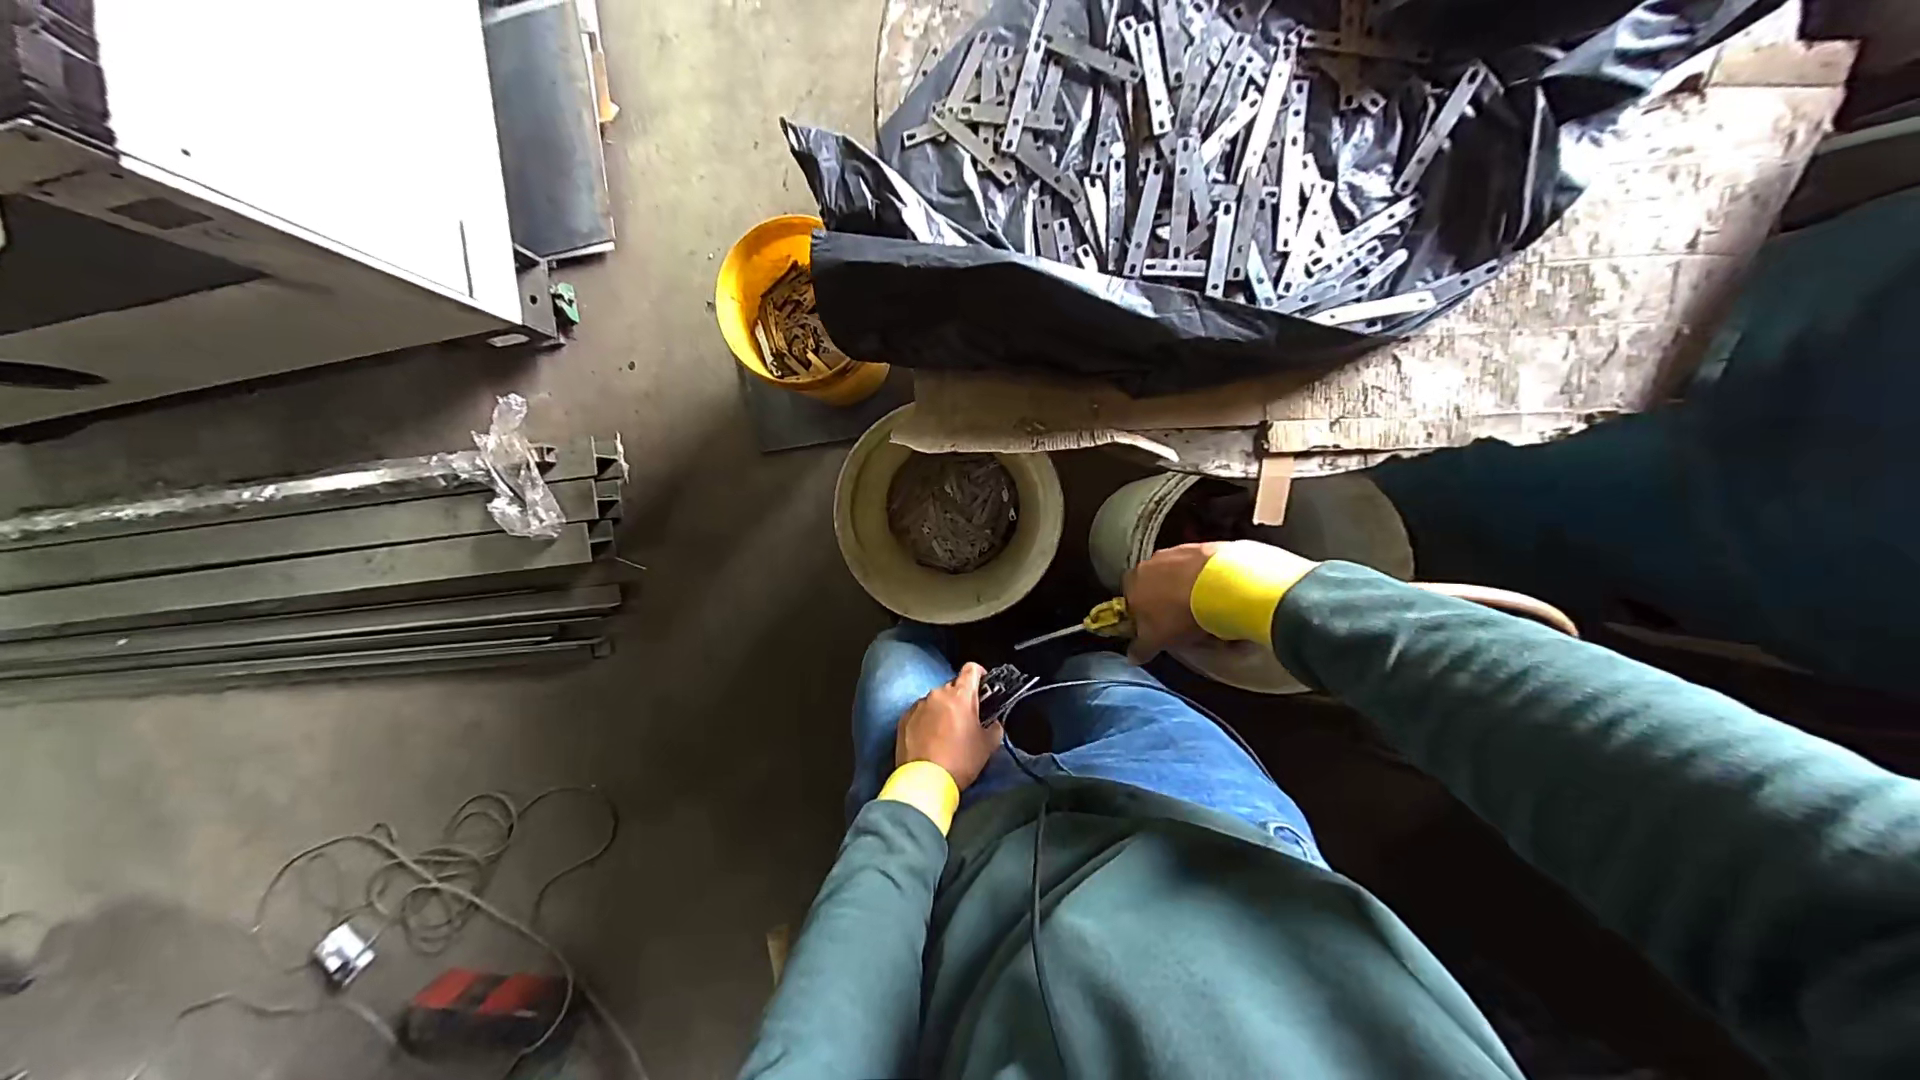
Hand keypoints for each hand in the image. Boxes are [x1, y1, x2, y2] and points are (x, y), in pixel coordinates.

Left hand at [896, 663, 1003, 789]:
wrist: (925, 782)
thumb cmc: (960, 761)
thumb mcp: (988, 745)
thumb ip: (995, 727)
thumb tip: (993, 722)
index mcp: (960, 695)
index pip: (971, 669)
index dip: (980, 674)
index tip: (983, 686)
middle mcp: (937, 694)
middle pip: (953, 687)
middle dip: (961, 699)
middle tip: (967, 719)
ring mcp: (918, 705)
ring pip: (936, 700)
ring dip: (943, 710)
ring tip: (946, 732)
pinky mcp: (904, 718)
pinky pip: (920, 712)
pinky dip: (927, 720)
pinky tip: (930, 738)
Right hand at [1122, 542, 1221, 663]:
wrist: (1218, 585)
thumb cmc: (1178, 615)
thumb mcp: (1157, 639)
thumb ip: (1141, 648)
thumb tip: (1131, 656)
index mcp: (1131, 583)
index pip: (1130, 600)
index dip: (1143, 614)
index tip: (1158, 627)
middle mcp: (1147, 563)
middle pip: (1153, 585)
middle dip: (1164, 599)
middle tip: (1181, 618)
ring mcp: (1174, 552)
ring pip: (1175, 574)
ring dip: (1183, 587)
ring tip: (1203, 605)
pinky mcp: (1199, 546)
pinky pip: (1197, 566)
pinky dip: (1202, 577)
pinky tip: (1215, 591)